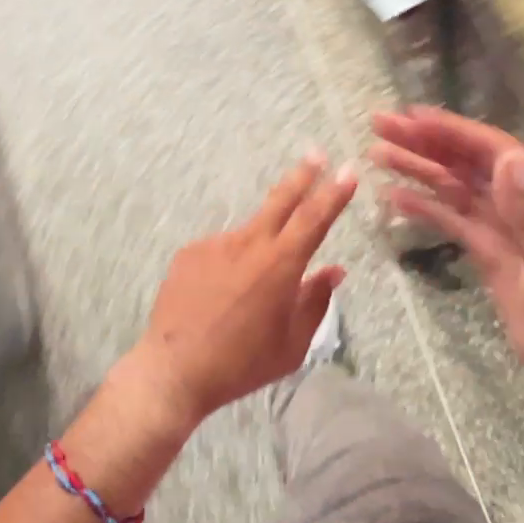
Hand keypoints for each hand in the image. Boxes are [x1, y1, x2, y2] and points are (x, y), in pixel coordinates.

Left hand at [119, 154, 356, 431]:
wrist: (175, 368)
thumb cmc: (242, 364)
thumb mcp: (292, 345)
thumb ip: (315, 302)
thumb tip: (333, 271)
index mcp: (280, 265)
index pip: (314, 219)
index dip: (334, 193)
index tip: (348, 171)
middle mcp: (248, 244)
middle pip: (281, 200)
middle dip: (302, 176)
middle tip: (316, 154)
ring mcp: (215, 244)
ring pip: (248, 238)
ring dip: (257, 253)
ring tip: (245, 299)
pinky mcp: (189, 252)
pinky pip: (220, 253)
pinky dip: (227, 269)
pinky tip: (217, 300)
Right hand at [371, 107, 523, 418]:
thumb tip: (507, 160)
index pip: (493, 150)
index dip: (452, 130)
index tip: (411, 117)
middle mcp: (522, 204)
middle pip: (468, 162)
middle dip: (425, 142)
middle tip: (381, 125)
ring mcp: (505, 230)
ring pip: (456, 188)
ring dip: (419, 168)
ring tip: (377, 154)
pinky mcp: (492, 256)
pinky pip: (454, 221)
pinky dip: (426, 207)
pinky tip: (395, 197)